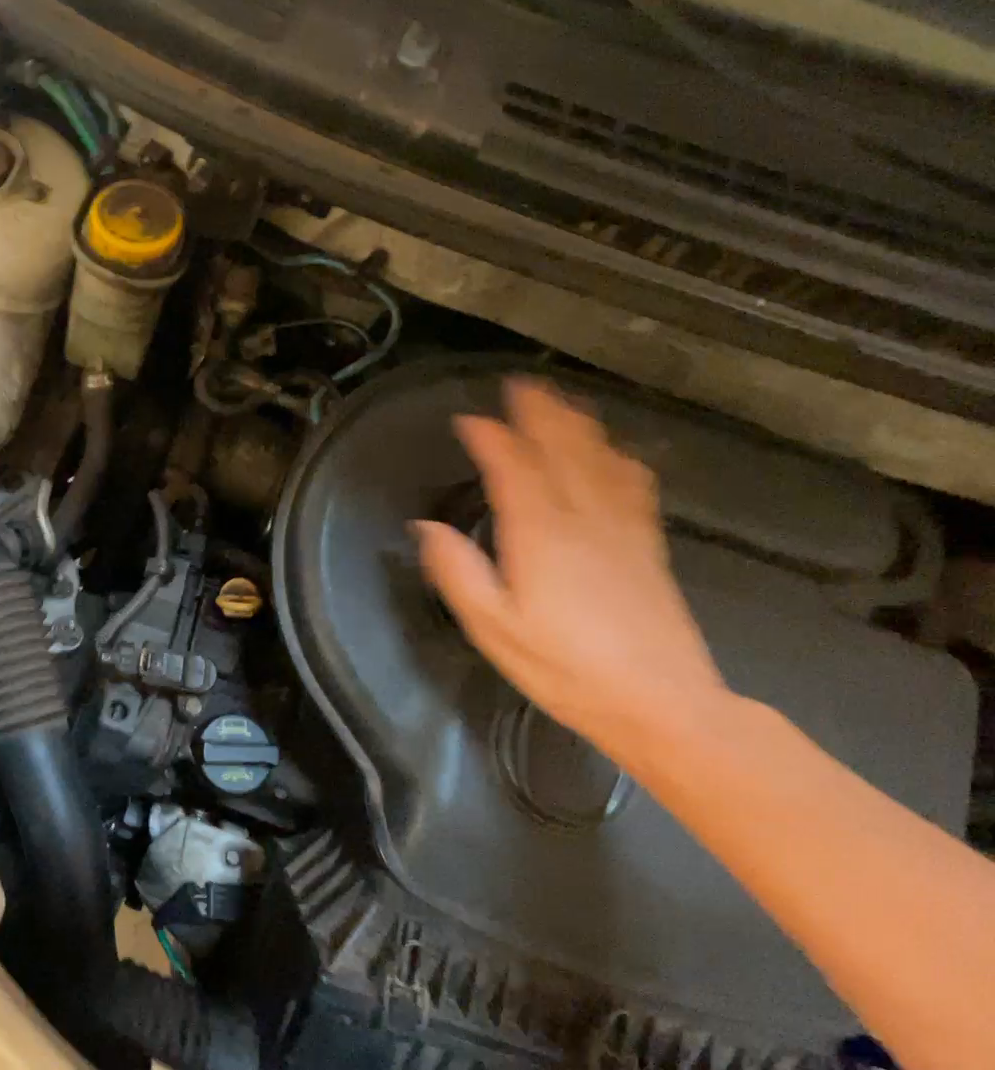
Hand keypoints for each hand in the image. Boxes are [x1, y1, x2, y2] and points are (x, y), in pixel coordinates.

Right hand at [414, 379, 727, 751]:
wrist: (661, 704)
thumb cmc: (564, 670)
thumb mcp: (494, 629)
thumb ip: (458, 573)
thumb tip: (428, 528)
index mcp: (541, 538)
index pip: (514, 470)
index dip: (493, 438)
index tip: (470, 419)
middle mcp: (584, 522)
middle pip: (563, 451)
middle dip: (541, 415)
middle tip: (521, 385)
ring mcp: (622, 531)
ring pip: (601, 461)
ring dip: (579, 427)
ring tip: (563, 404)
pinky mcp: (648, 548)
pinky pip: (634, 487)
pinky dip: (619, 459)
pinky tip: (616, 453)